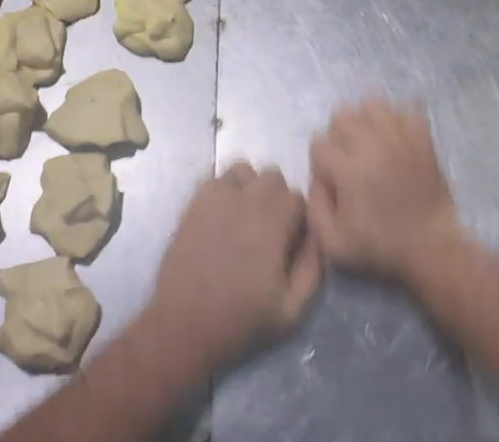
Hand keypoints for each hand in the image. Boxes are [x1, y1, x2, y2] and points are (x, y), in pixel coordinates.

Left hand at [148, 163, 321, 366]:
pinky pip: (215, 179)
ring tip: (245, 218)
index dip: (298, 220)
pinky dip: (224, 190)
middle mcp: (245, 203)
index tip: (289, 244)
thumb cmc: (240, 322)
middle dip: (277, 199)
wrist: (182, 328)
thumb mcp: (292, 310)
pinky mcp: (193, 205)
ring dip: (251, 188)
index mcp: (271, 225)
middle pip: (273, 177)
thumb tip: (316, 236)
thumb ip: (313, 268)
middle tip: (269, 231)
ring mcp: (215, 200)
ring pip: (244, 171)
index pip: (298, 197)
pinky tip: (222, 216)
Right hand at [308, 100, 461, 280]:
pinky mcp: (423, 138)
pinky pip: (406, 109)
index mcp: (349, 169)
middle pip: (343, 114)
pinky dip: (398, 120)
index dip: (321, 162)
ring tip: (372, 144)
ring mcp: (400, 137)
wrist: (430, 246)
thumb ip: (315, 207)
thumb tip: (318, 177)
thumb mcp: (333, 244)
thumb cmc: (380, 247)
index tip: (333, 180)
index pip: (319, 142)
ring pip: (372, 104)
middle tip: (350, 160)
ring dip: (366, 121)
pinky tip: (396, 140)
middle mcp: (372, 145)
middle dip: (339, 136)